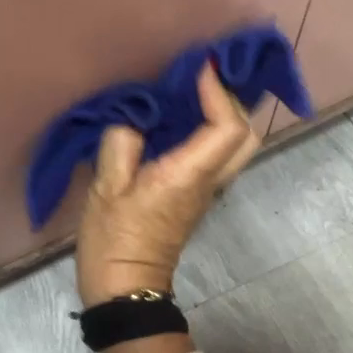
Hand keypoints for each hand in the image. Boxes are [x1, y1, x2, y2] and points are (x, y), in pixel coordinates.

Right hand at [75, 62, 260, 306]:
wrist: (125, 287)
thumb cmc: (114, 238)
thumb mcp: (106, 187)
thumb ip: (122, 143)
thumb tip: (133, 119)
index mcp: (189, 175)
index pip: (227, 126)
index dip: (219, 91)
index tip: (199, 66)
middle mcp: (209, 180)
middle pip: (246, 135)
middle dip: (234, 99)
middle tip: (205, 74)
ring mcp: (206, 189)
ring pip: (236, 145)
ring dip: (225, 112)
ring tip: (196, 86)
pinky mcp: (194, 194)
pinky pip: (217, 152)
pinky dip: (212, 126)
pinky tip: (183, 115)